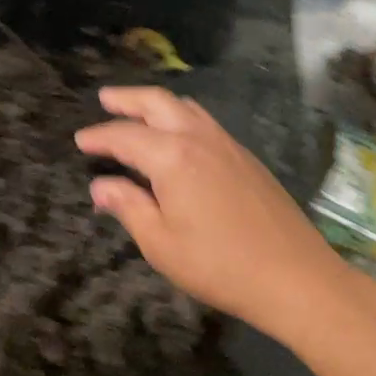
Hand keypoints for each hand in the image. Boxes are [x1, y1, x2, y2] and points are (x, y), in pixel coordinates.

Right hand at [75, 87, 368, 349]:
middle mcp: (198, 138)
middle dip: (128, 98)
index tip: (80, 140)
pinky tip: (178, 136)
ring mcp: (227, 144)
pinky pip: (205, 122)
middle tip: (105, 98)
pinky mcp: (246, 157)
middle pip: (158, 102)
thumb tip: (101, 185)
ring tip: (138, 111)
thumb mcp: (161, 244)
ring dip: (157, 103)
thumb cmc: (219, 265)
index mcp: (172, 156)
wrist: (295, 277)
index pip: (125, 136)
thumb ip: (128, 207)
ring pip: (186, 107)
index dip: (100, 137)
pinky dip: (181, 116)